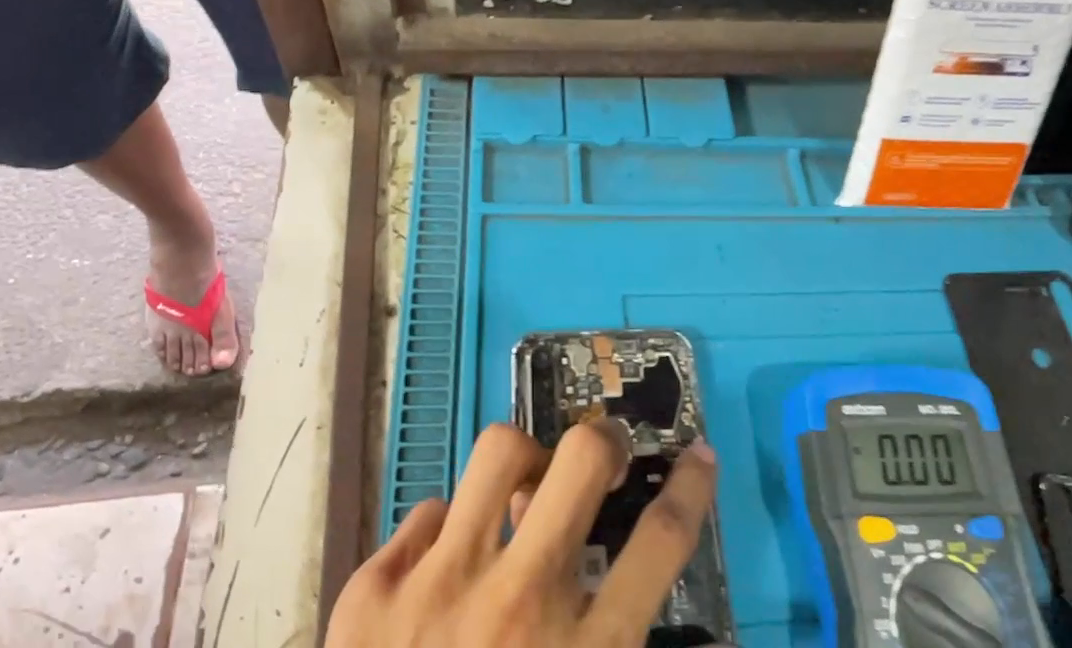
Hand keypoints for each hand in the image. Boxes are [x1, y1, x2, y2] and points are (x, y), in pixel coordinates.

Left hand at [327, 420, 718, 646]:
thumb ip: (609, 632)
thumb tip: (617, 573)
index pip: (662, 538)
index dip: (691, 485)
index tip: (697, 455)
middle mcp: (521, 600)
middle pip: (583, 462)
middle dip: (602, 442)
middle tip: (599, 457)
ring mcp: (441, 583)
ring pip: (498, 452)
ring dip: (521, 463)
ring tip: (521, 488)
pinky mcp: (374, 587)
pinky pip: (429, 512)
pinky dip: (447, 530)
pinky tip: (443, 565)